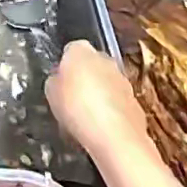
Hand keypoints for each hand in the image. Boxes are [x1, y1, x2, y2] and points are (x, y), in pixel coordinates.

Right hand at [46, 41, 151, 163]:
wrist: (115, 137)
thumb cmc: (78, 108)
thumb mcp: (50, 93)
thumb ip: (54, 81)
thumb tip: (58, 82)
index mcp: (80, 49)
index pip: (69, 52)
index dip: (63, 69)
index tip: (59, 86)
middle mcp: (104, 59)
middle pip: (90, 66)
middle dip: (83, 81)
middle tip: (71, 103)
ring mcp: (123, 80)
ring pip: (106, 85)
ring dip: (98, 98)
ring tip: (86, 121)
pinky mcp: (136, 102)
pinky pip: (118, 105)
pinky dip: (112, 114)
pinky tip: (102, 131)